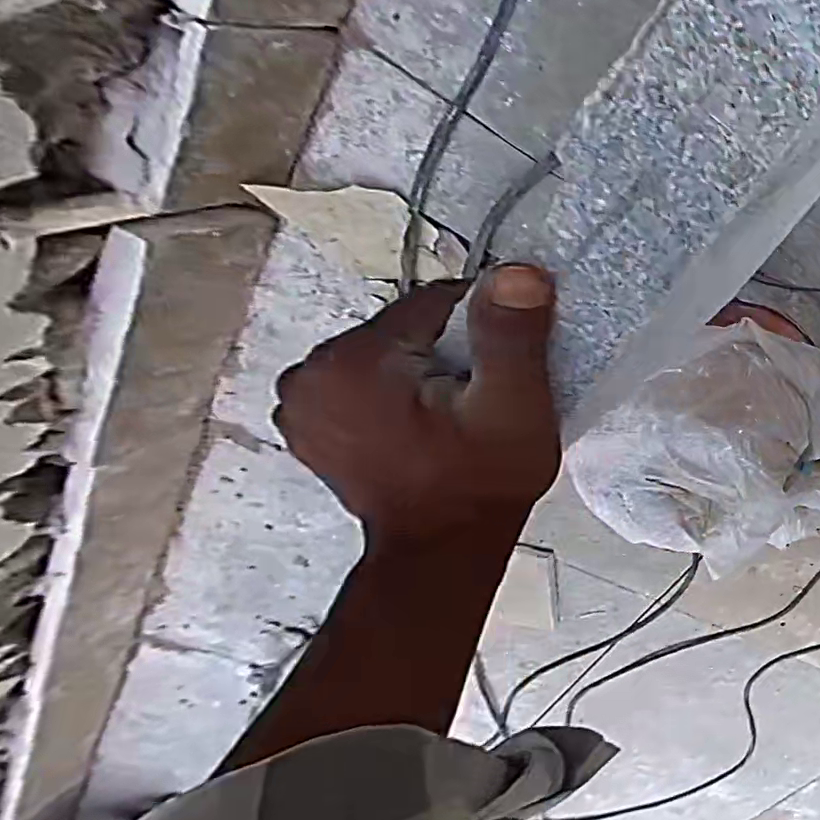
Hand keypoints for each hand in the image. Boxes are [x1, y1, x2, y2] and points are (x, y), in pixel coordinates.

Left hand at [274, 264, 560, 540]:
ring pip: (390, 354)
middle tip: (488, 395)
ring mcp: (300, 403)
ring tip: (460, 413)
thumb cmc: (484, 480)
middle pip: (409, 328)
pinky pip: (368, 382)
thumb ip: (511, 336)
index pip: (436, 303)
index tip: (513, 360)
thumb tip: (519, 271)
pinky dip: (402, 393)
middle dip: (454, 350)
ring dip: (429, 370)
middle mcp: (309, 373)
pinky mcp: (310, 424)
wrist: (444, 548)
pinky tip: (428, 425)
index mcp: (354, 360)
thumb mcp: (515, 406)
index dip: (486, 324)